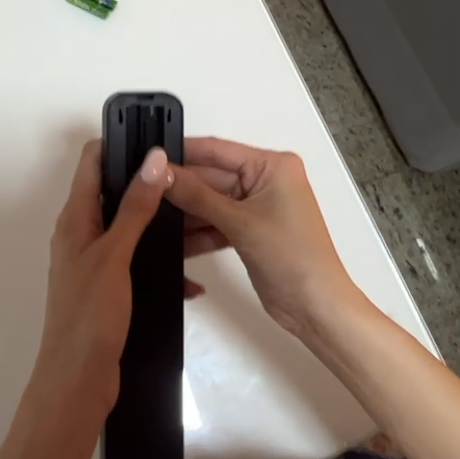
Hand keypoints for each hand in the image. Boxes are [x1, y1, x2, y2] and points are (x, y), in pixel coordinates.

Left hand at [34, 140, 171, 413]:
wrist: (78, 383)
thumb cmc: (90, 314)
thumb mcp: (115, 255)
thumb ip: (135, 207)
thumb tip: (153, 158)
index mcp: (76, 219)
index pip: (93, 161)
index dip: (120, 141)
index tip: (155, 132)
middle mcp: (83, 234)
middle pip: (118, 192)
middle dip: (152, 182)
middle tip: (191, 175)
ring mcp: (97, 262)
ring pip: (135, 229)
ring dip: (164, 226)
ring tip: (203, 221)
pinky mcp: (112, 289)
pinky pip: (142, 263)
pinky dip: (163, 265)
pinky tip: (192, 279)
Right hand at [167, 137, 366, 338]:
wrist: (316, 308)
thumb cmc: (292, 257)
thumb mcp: (240, 222)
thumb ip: (197, 196)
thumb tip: (161, 171)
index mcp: (272, 165)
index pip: (217, 150)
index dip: (183, 153)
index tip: (149, 156)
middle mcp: (265, 180)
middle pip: (212, 178)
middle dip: (181, 188)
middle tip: (143, 192)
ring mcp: (257, 207)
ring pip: (211, 203)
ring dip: (186, 214)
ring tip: (150, 217)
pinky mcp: (250, 231)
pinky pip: (217, 223)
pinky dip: (199, 233)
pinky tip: (174, 241)